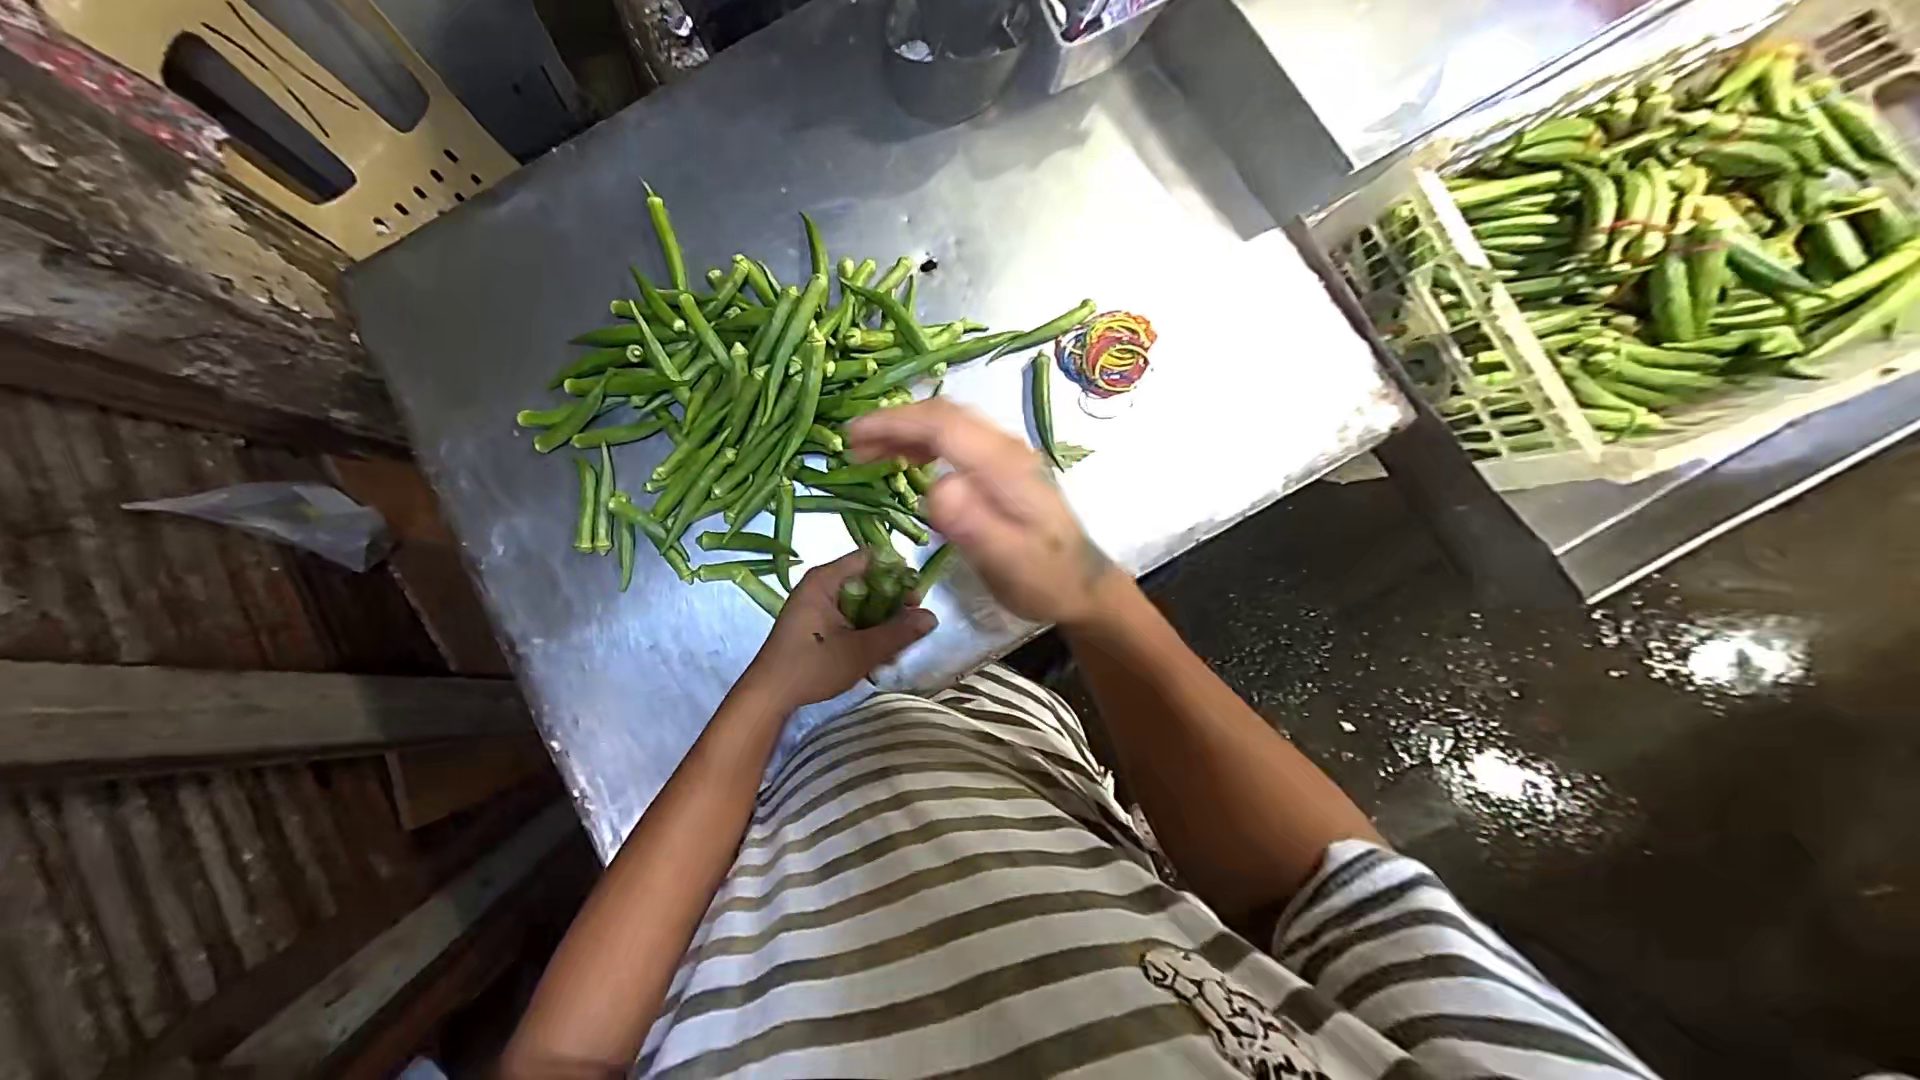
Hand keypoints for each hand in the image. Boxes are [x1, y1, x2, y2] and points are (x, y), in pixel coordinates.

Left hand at [738, 550, 936, 709]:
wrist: (769, 697)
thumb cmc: (811, 668)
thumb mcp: (861, 651)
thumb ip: (899, 633)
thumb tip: (932, 617)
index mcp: (826, 580)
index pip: (871, 558)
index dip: (898, 574)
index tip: (915, 600)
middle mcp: (822, 585)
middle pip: (870, 581)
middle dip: (893, 606)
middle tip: (910, 628)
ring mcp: (818, 604)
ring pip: (863, 603)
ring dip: (882, 624)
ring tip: (893, 651)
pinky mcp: (818, 623)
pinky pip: (851, 617)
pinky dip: (866, 632)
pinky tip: (877, 658)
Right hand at [848, 399, 1124, 627]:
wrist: (1083, 584)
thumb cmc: (1045, 579)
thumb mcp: (1008, 562)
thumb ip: (974, 525)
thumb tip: (936, 489)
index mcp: (1005, 465)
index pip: (942, 425)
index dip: (894, 423)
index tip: (853, 434)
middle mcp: (1007, 449)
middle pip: (944, 416)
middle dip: (894, 423)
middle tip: (853, 446)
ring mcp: (1008, 455)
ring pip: (950, 425)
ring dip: (907, 432)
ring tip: (869, 453)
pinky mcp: (1003, 468)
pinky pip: (958, 441)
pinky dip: (925, 444)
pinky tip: (908, 462)